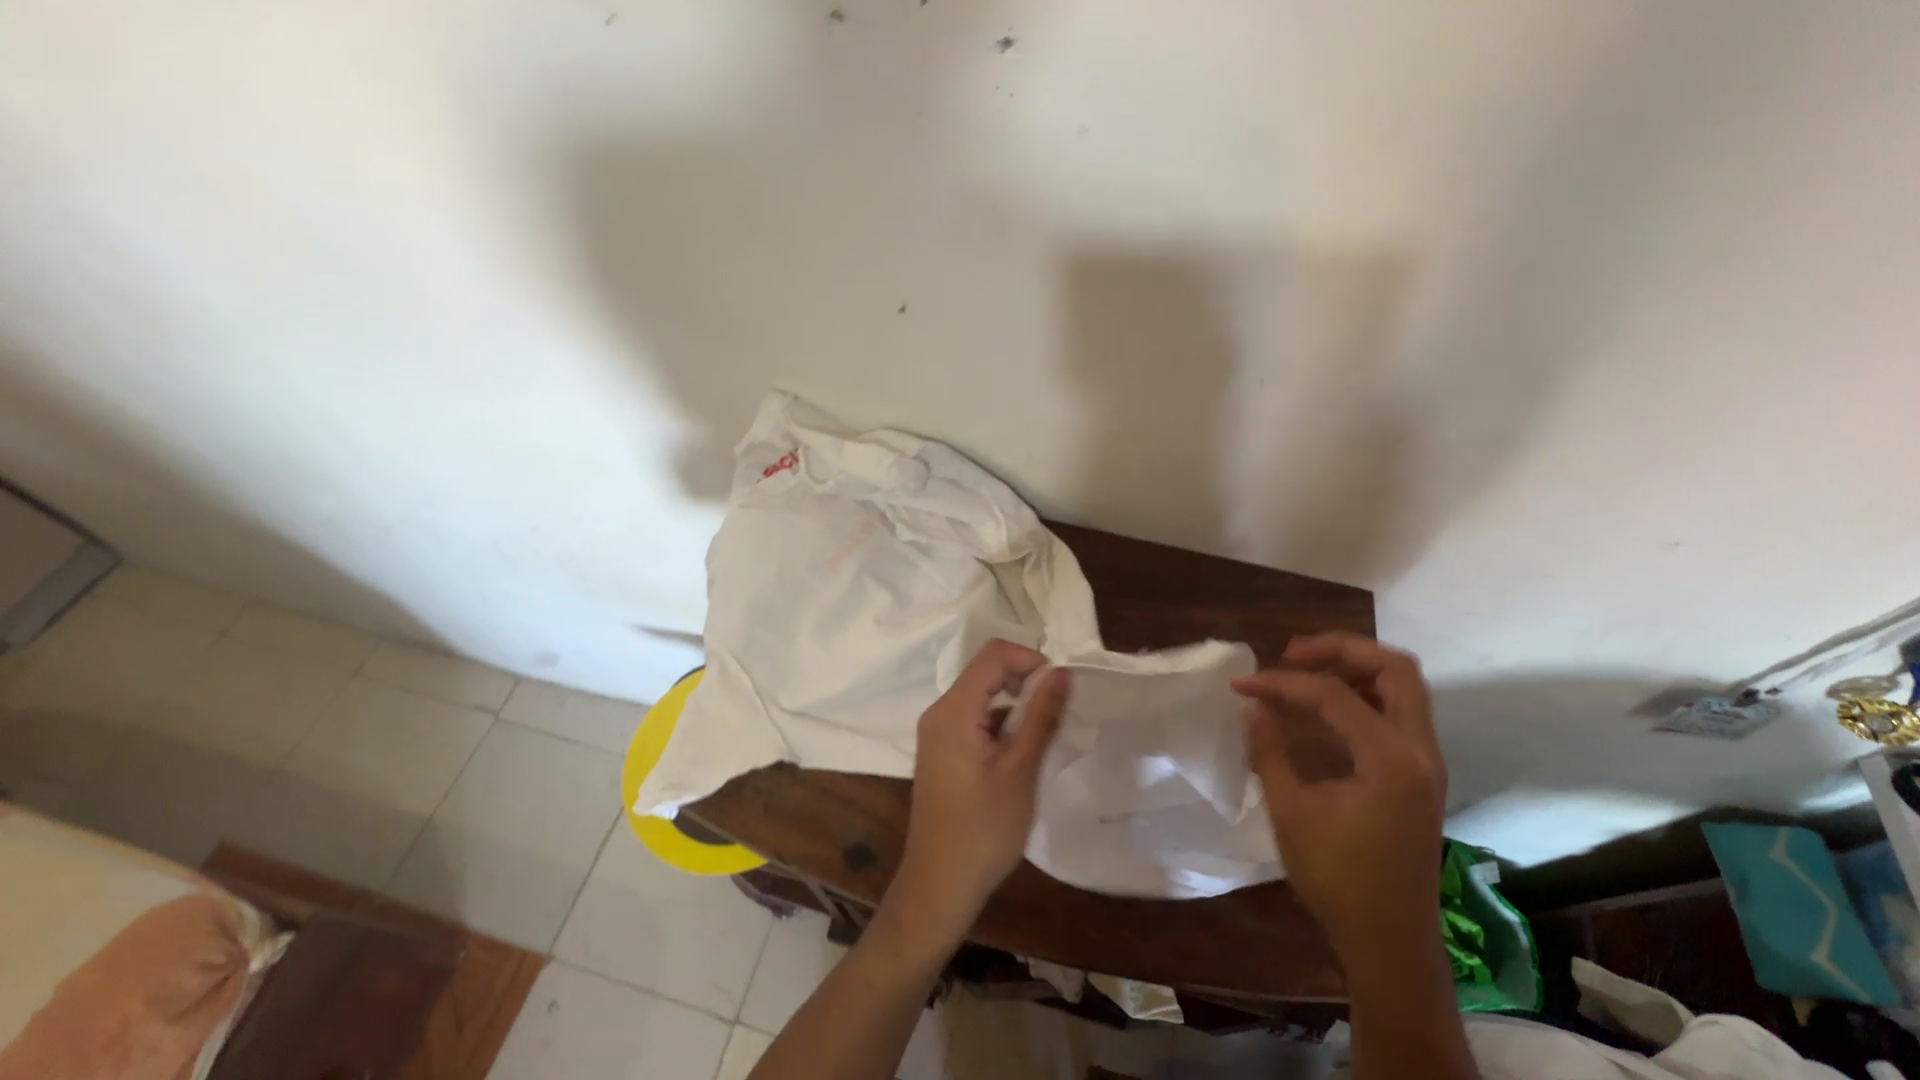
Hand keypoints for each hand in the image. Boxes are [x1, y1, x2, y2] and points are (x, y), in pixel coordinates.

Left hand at [890, 639, 1069, 938]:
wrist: (940, 884)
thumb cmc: (984, 830)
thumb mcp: (1021, 770)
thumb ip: (1041, 716)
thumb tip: (1061, 672)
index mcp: (953, 711)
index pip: (993, 655)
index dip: (1031, 660)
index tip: (1060, 690)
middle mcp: (938, 713)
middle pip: (986, 673)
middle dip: (1026, 682)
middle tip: (1058, 715)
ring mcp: (936, 734)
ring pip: (982, 698)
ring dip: (1016, 707)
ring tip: (1044, 741)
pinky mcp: (941, 753)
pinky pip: (973, 720)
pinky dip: (1000, 726)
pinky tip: (1021, 759)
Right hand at [1234, 633, 1445, 957]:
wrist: (1389, 939)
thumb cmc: (1337, 880)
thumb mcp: (1291, 813)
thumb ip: (1270, 752)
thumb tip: (1253, 706)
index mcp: (1391, 759)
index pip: (1335, 695)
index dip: (1284, 682)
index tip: (1242, 684)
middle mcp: (1420, 751)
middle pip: (1394, 669)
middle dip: (1341, 650)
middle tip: (1292, 656)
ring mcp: (1427, 764)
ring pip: (1404, 688)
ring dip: (1357, 670)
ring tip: (1307, 675)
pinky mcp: (1420, 776)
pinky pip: (1401, 714)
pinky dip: (1366, 697)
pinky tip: (1327, 711)